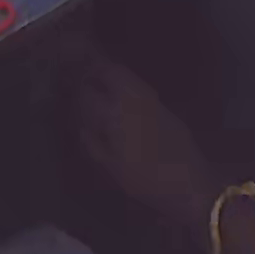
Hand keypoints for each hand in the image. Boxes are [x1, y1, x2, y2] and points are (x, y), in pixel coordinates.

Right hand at [77, 56, 224, 233]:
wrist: (193, 188)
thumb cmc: (145, 180)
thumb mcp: (109, 165)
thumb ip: (90, 140)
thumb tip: (79, 123)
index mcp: (112, 112)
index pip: (85, 89)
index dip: (70, 84)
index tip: (60, 83)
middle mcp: (130, 98)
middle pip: (107, 69)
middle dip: (90, 65)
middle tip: (77, 67)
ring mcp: (150, 99)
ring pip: (124, 74)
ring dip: (108, 71)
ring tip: (95, 76)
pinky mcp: (164, 107)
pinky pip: (138, 86)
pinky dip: (124, 83)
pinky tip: (120, 94)